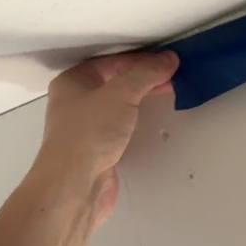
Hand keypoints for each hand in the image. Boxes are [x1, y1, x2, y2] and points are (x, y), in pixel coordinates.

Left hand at [32, 50, 178, 225]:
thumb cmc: (90, 132)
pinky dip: (136, 120)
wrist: (74, 187)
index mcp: (72, 81)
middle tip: (172, 77)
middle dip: (142, 78)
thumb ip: (145, 74)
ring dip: (140, 98)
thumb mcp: (120, 94)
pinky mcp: (97, 149)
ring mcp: (86, 127)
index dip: (139, 59)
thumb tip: (169, 58)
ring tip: (168, 93)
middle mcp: (75, 101)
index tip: (167, 61)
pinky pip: (120, 125)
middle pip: (114, 81)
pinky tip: (151, 120)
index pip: (110, 62)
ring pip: (117, 104)